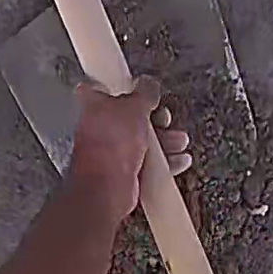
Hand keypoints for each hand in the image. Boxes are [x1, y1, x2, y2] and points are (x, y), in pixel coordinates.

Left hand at [65, 76, 192, 220]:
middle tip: (164, 119)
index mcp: (93, 106)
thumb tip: (149, 84)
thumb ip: (144, 93)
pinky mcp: (124, 176)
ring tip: (179, 142)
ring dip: (164, 142)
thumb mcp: (134, 107)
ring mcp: (111, 155)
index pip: (106, 88)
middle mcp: (99, 131)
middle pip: (132, 118)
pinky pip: (147, 166)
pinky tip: (177, 160)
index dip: (126, 87)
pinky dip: (163, 163)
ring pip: (142, 144)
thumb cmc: (111, 146)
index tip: (143, 89)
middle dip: (154, 119)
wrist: (108, 189)